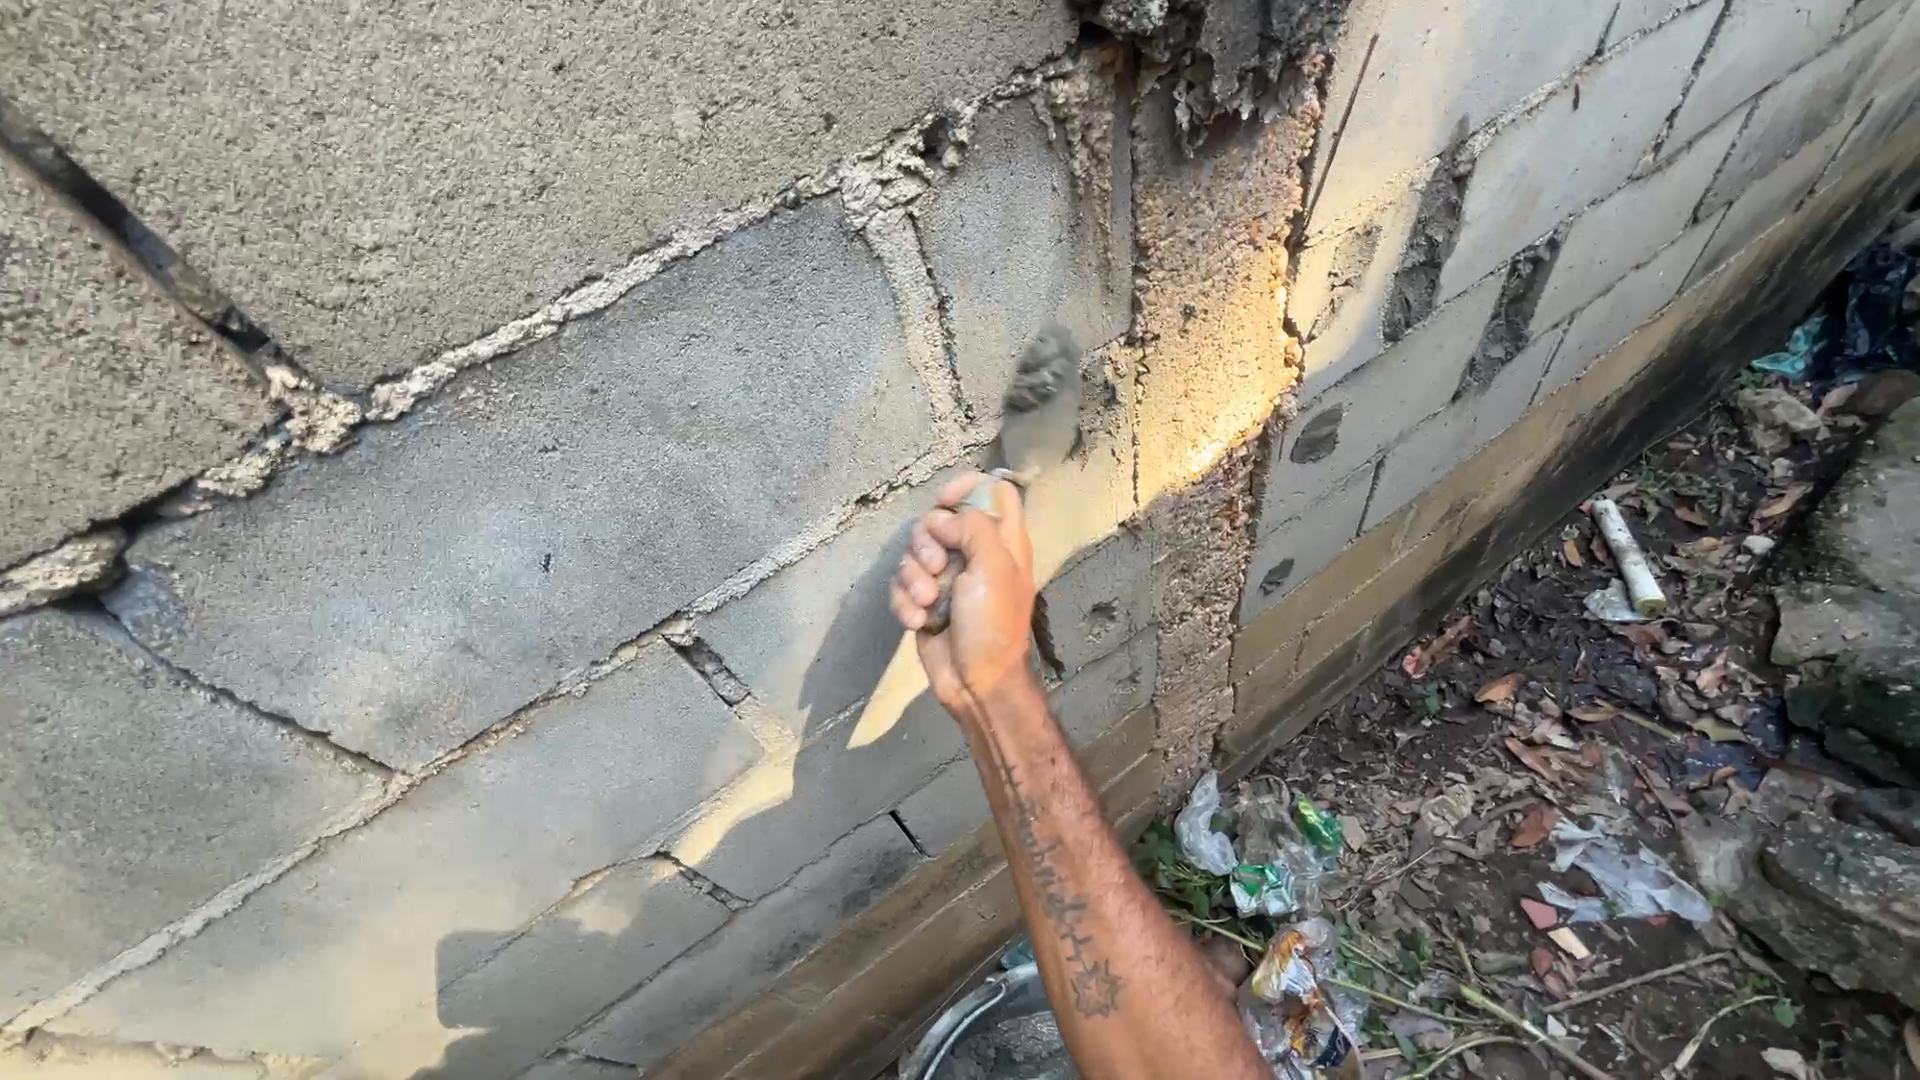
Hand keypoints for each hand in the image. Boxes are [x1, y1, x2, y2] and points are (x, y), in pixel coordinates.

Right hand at [890, 473, 1036, 716]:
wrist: (976, 683)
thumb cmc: (993, 624)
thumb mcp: (994, 567)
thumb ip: (973, 527)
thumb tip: (942, 518)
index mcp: (1003, 540)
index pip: (993, 490)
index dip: (968, 487)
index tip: (944, 501)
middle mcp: (974, 552)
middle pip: (938, 519)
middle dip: (927, 543)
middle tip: (938, 569)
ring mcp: (947, 577)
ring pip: (913, 552)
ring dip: (914, 578)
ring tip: (928, 602)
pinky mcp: (924, 600)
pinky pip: (901, 584)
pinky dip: (904, 601)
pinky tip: (917, 621)